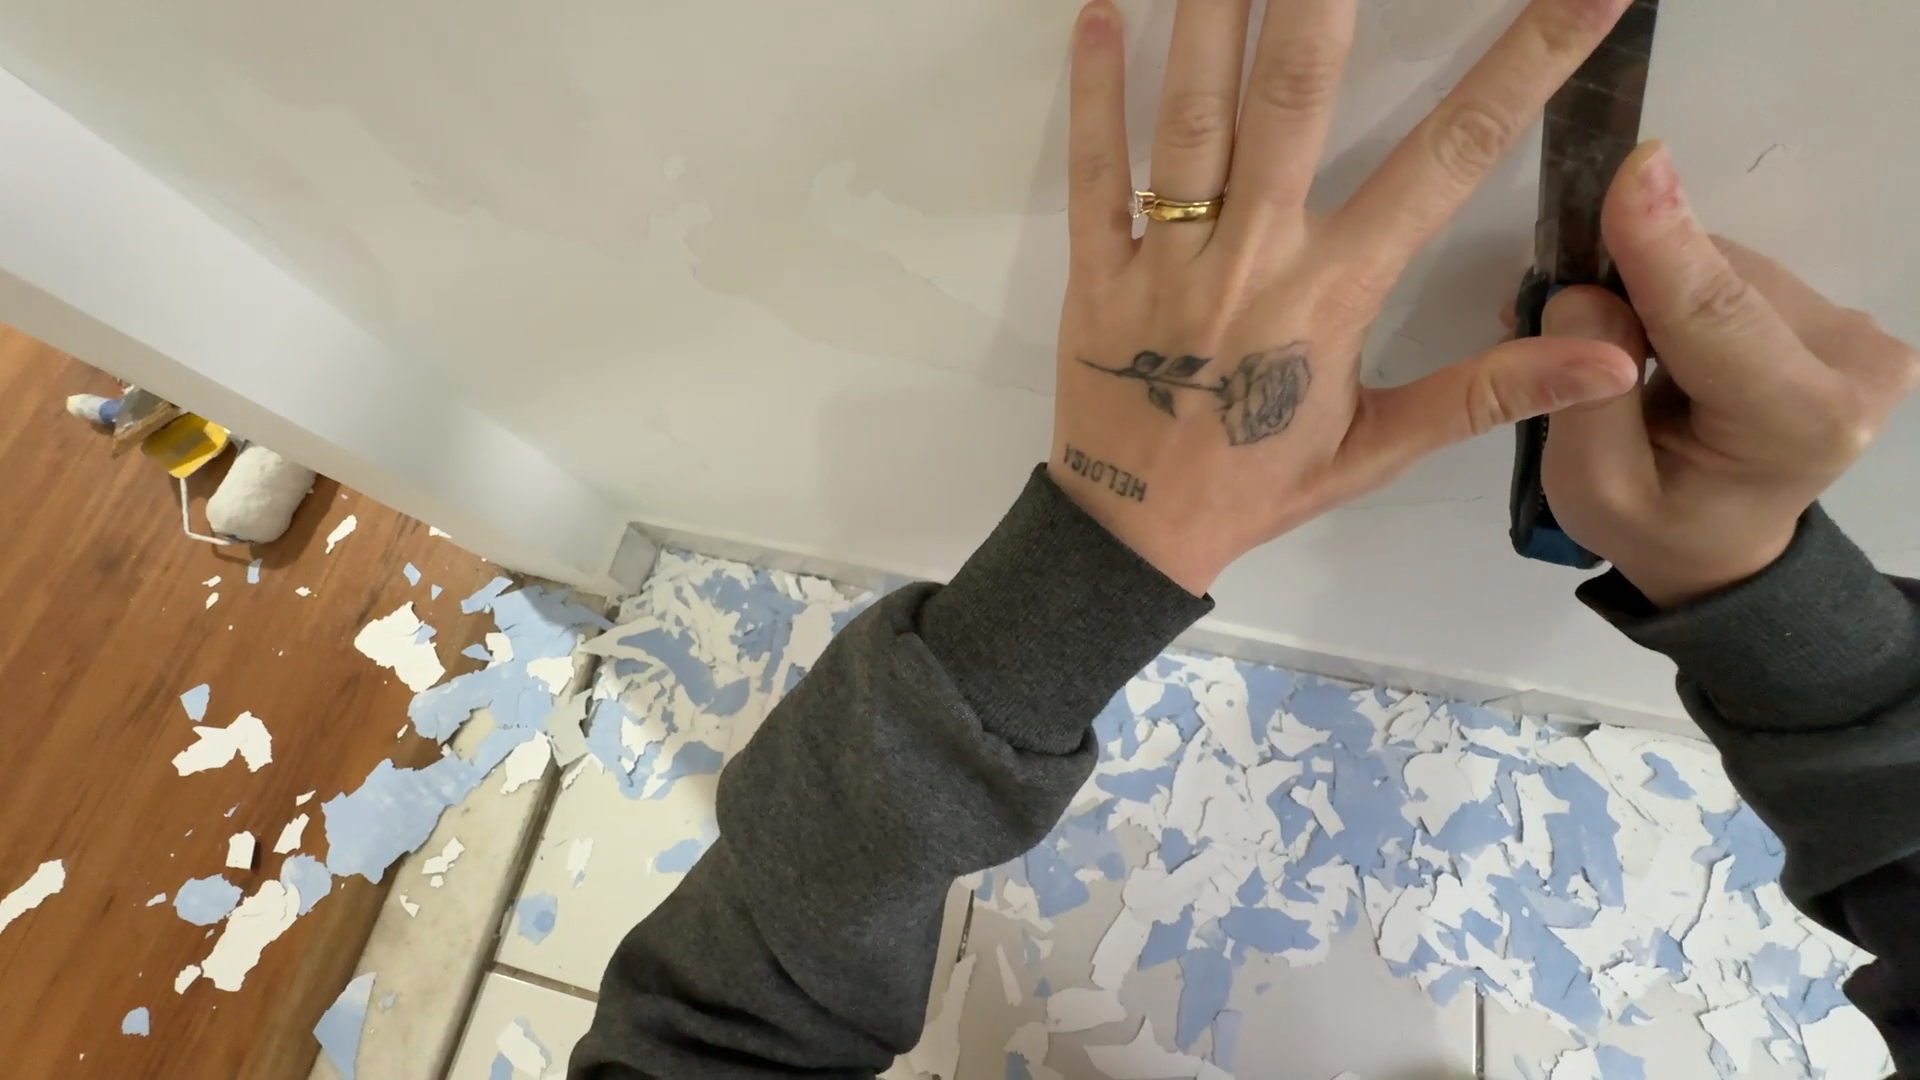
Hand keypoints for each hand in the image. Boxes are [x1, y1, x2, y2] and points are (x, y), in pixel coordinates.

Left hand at [1048, 0, 1639, 595]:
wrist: (1135, 527)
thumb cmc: (1247, 490)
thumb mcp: (1369, 451)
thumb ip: (1482, 395)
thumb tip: (1613, 351)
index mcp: (1329, 298)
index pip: (1447, 161)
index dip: (1525, 62)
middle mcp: (1250, 260)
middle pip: (1298, 97)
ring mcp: (1163, 264)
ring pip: (1193, 119)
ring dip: (1210, 10)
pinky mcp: (1093, 278)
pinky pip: (1095, 177)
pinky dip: (1092, 96)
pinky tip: (1094, 14)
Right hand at [1540, 142, 1918, 607]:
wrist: (1716, 545)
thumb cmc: (1646, 526)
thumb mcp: (1588, 483)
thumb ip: (1584, 396)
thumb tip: (1582, 293)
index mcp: (1796, 420)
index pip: (1713, 315)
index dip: (1665, 243)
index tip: (1634, 168)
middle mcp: (1852, 362)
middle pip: (1714, 282)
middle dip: (1621, 281)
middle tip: (1533, 311)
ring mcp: (1852, 335)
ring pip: (1720, 271)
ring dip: (1638, 285)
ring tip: (1570, 330)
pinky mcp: (1830, 320)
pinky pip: (1728, 279)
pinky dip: (1663, 291)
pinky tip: (1624, 327)